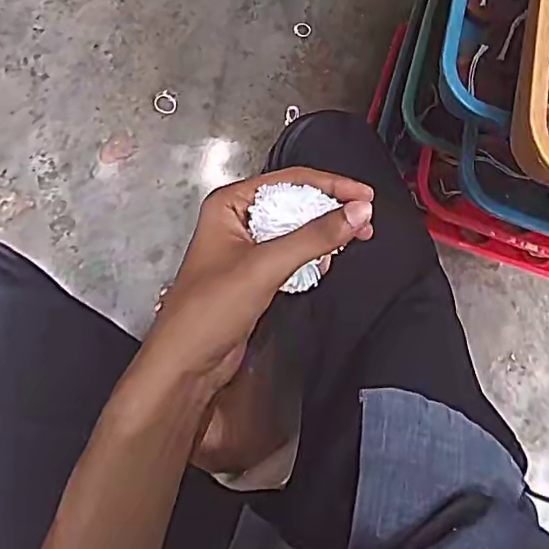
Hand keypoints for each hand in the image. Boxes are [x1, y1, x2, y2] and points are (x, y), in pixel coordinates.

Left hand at [137, 168, 373, 393]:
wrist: (184, 367)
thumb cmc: (204, 313)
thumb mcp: (265, 266)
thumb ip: (314, 237)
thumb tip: (355, 212)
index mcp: (230, 204)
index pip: (290, 180)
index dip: (330, 185)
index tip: (361, 194)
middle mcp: (238, 219)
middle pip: (296, 201)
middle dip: (331, 209)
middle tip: (363, 217)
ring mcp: (248, 246)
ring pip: (298, 227)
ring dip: (325, 232)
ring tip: (353, 237)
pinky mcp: (257, 271)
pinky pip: (294, 251)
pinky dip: (314, 254)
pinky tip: (327, 261)